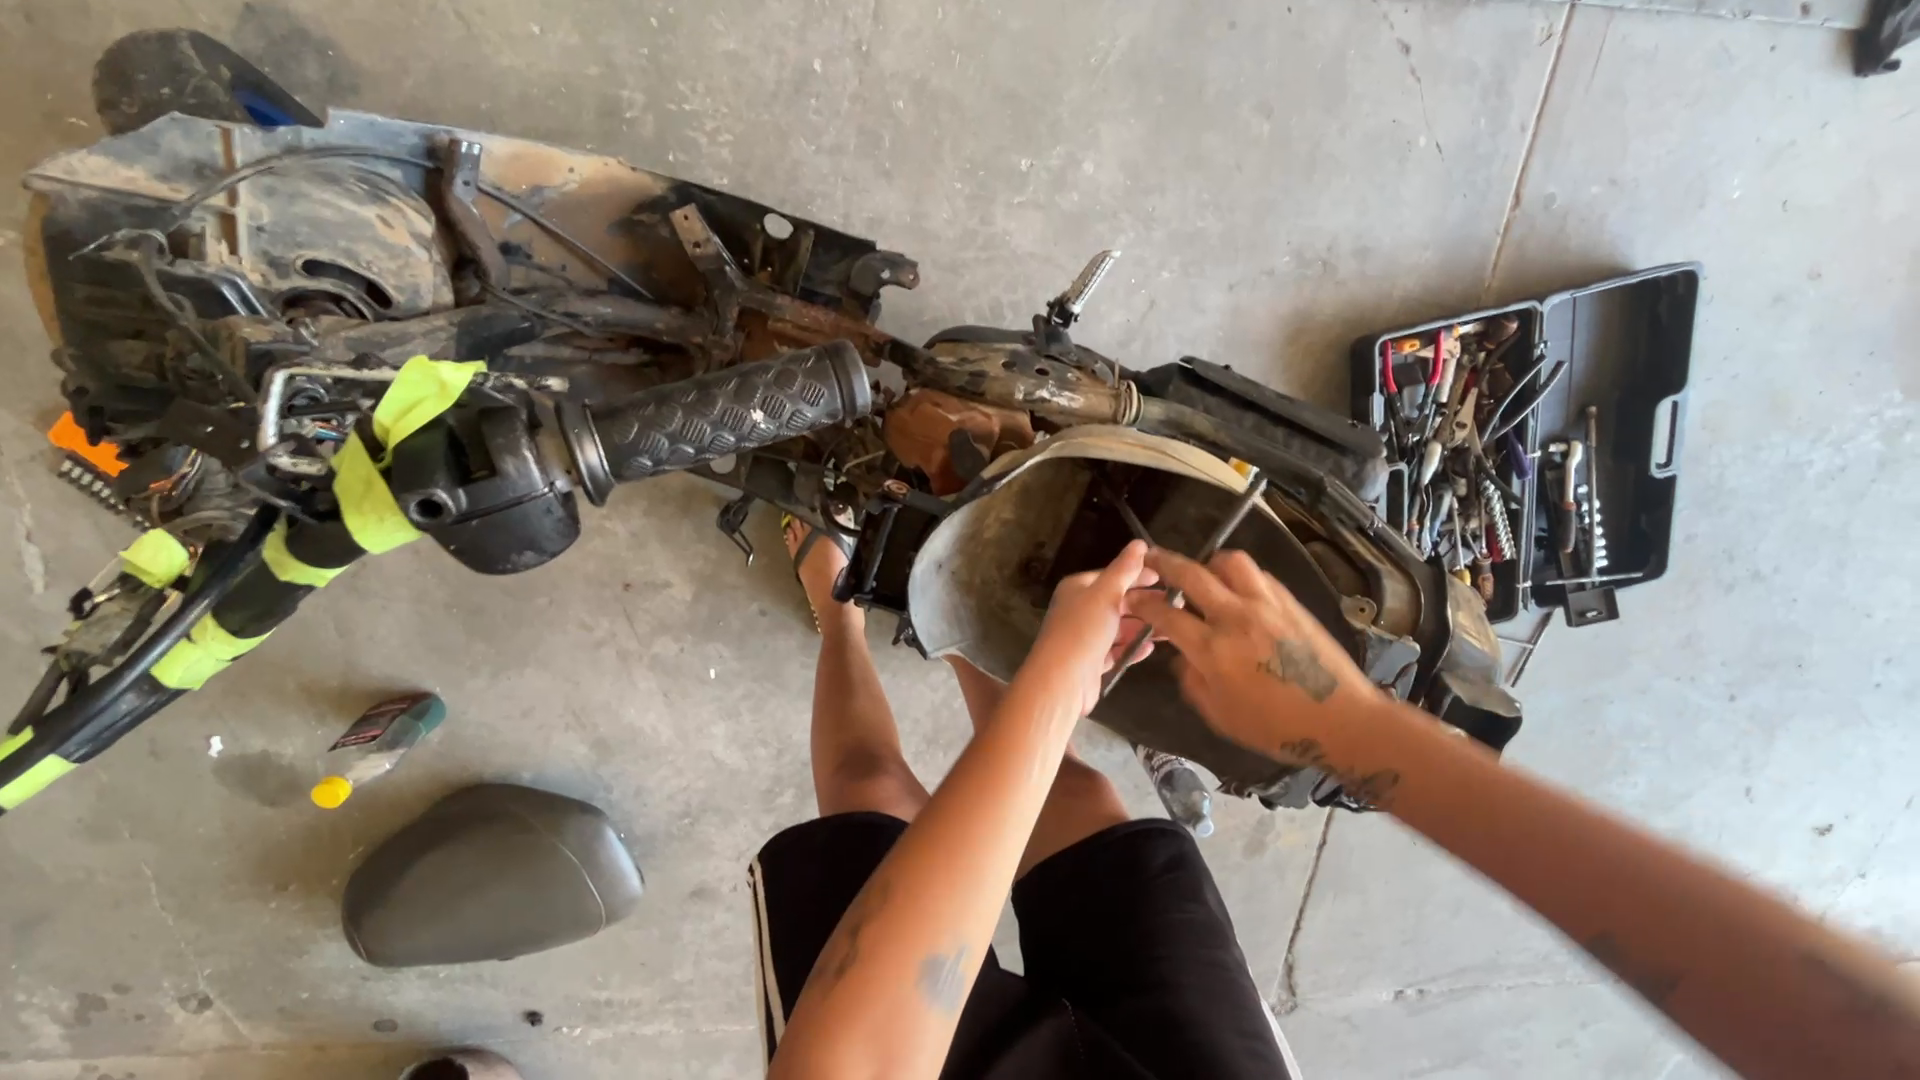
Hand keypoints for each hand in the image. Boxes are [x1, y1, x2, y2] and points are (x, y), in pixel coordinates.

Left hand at [1013, 540, 1159, 717]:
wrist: (1061, 681)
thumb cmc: (1082, 630)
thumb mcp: (1105, 594)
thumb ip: (1123, 570)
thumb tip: (1139, 544)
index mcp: (1078, 588)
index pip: (1113, 575)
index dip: (1138, 574)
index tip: (1166, 577)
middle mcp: (1079, 609)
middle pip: (1117, 602)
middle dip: (1145, 603)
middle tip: (1176, 604)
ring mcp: (1084, 637)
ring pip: (1119, 627)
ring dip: (1143, 626)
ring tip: (1171, 627)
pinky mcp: (1091, 662)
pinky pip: (1116, 650)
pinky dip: (1132, 648)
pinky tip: (1150, 647)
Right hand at [1126, 548, 1378, 760]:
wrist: (1342, 719)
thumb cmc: (1276, 727)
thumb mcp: (1220, 716)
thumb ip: (1192, 682)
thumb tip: (1182, 657)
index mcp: (1213, 650)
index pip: (1166, 615)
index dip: (1143, 603)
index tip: (1131, 598)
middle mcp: (1235, 618)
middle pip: (1191, 575)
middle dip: (1163, 562)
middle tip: (1149, 556)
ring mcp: (1266, 605)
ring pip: (1229, 562)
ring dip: (1208, 563)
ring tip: (1202, 572)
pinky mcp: (1290, 602)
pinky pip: (1257, 575)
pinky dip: (1239, 576)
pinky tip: (1236, 589)